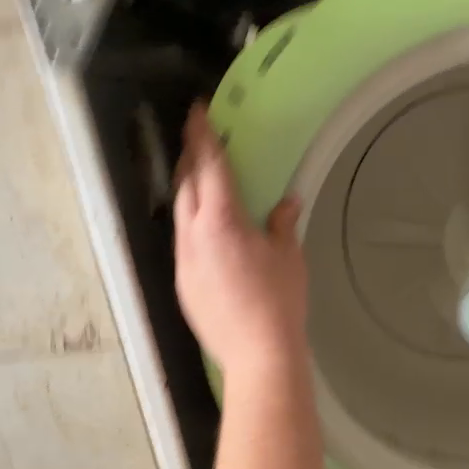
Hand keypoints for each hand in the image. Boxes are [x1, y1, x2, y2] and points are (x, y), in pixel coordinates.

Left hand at [174, 103, 308, 380]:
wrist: (258, 356)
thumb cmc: (279, 305)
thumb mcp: (289, 259)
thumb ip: (282, 225)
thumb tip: (287, 204)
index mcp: (221, 219)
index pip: (208, 164)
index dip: (203, 134)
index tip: (198, 112)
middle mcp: (193, 235)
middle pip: (185, 183)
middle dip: (190, 158)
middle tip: (199, 143)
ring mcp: (183, 262)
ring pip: (179, 214)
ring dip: (188, 193)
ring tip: (199, 184)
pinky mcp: (183, 285)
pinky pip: (183, 244)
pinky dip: (191, 228)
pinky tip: (205, 235)